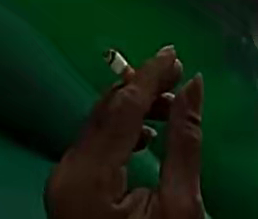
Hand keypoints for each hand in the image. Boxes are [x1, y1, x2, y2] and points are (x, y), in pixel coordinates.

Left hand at [45, 46, 203, 218]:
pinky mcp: (69, 193)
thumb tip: (194, 84)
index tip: (174, 54)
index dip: (150, 76)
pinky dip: (123, 130)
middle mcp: (65, 173)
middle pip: (107, 111)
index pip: (122, 106)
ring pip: (101, 124)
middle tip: (178, 75)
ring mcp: (63, 184)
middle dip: (144, 89)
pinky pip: (96, 144)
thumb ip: (185, 140)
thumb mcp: (180, 207)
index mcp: (87, 177)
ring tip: (171, 104)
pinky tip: (147, 134)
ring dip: (135, 108)